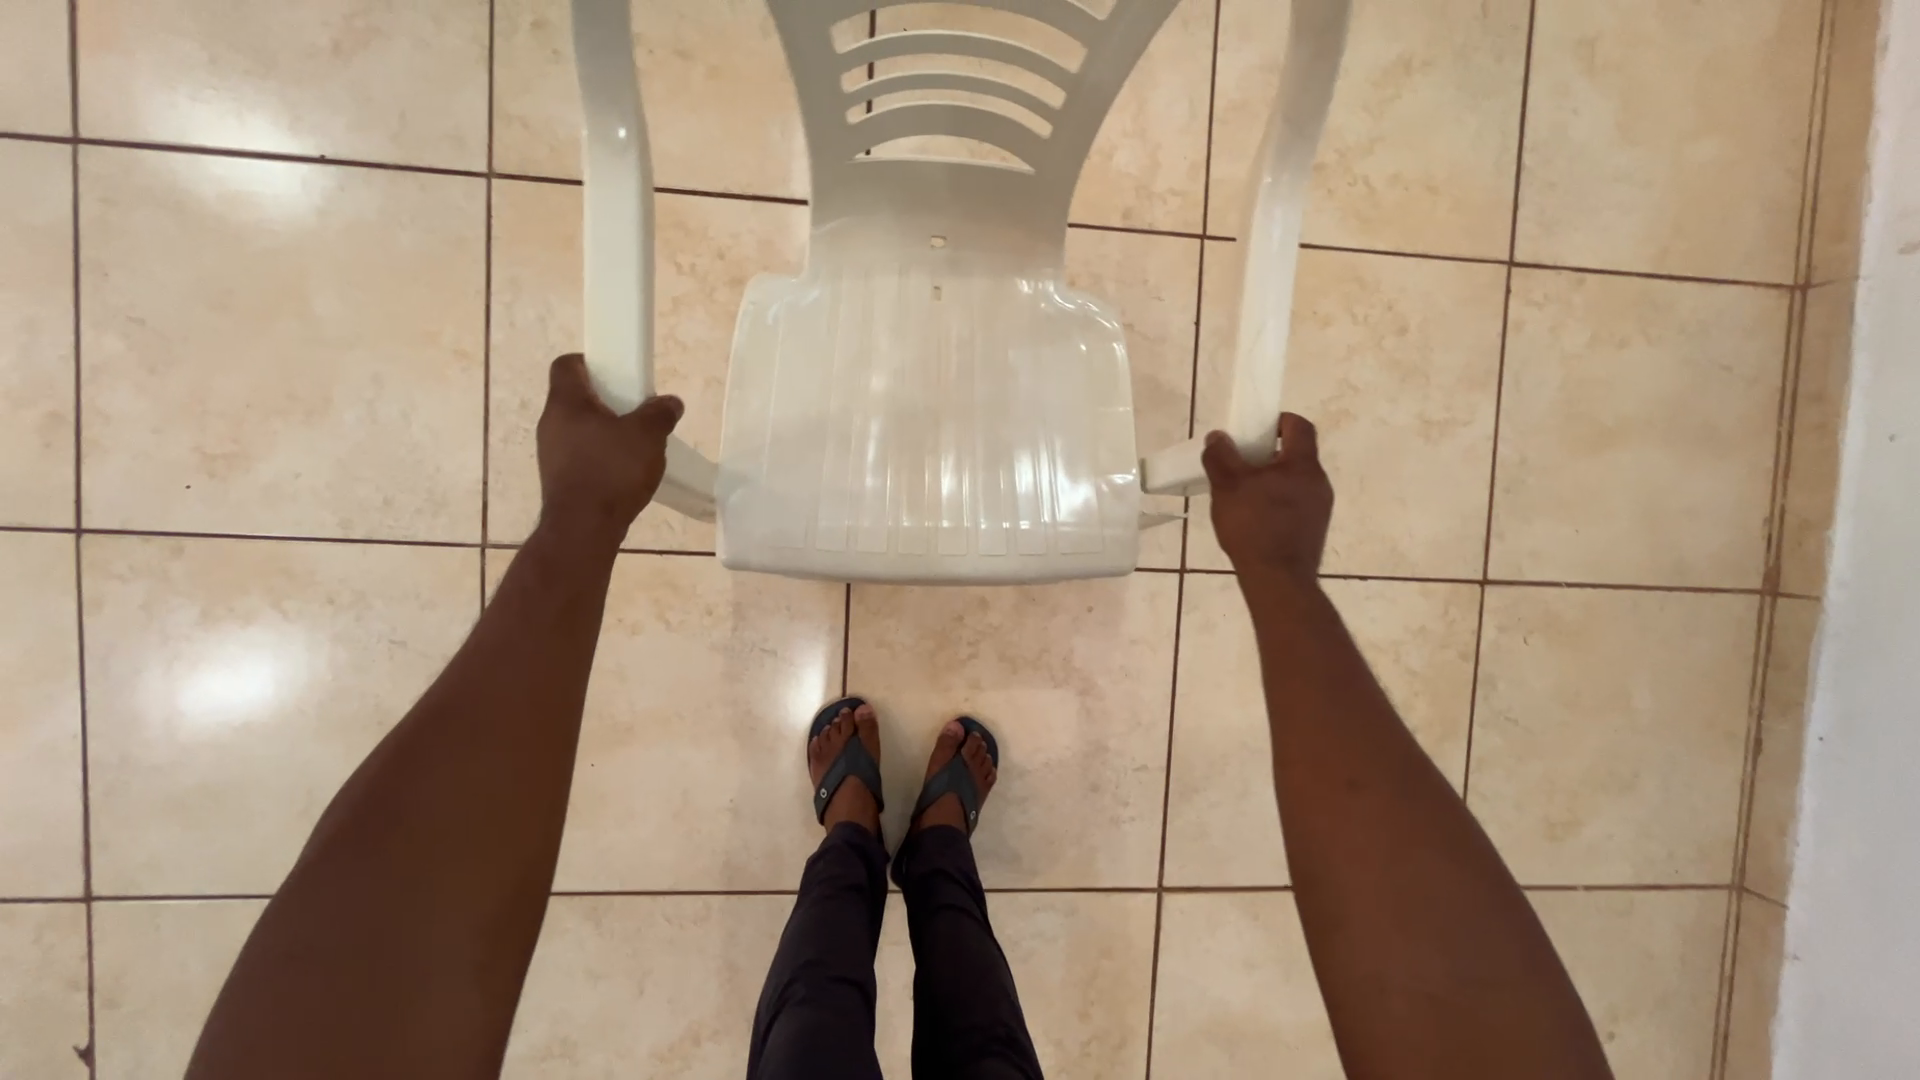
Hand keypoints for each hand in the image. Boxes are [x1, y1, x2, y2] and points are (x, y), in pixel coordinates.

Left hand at [535, 353, 683, 542]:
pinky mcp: (559, 478)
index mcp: (566, 403)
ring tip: (636, 445)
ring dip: (606, 431)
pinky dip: (602, 456)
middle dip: (608, 400)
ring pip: (579, 428)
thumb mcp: (647, 436)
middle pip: (576, 398)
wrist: (585, 528)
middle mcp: (550, 423)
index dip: (591, 361)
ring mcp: (551, 453)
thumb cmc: (612, 471)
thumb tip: (670, 402)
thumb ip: (660, 414)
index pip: (567, 364)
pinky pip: (582, 455)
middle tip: (637, 410)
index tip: (618, 371)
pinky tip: (625, 471)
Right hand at [1201, 413, 1333, 587]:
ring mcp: (1320, 507)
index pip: (1299, 426)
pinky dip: (1276, 503)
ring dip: (1270, 482)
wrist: (1278, 579)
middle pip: (1295, 455)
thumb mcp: (1227, 486)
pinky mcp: (1314, 529)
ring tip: (1242, 497)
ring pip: (1294, 481)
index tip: (1254, 429)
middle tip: (1239, 465)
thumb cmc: (1253, 526)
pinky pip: (1295, 504)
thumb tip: (1218, 437)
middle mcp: (1319, 482)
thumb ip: (1221, 456)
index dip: (1278, 421)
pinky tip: (1253, 521)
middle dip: (1267, 455)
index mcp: (1302, 464)